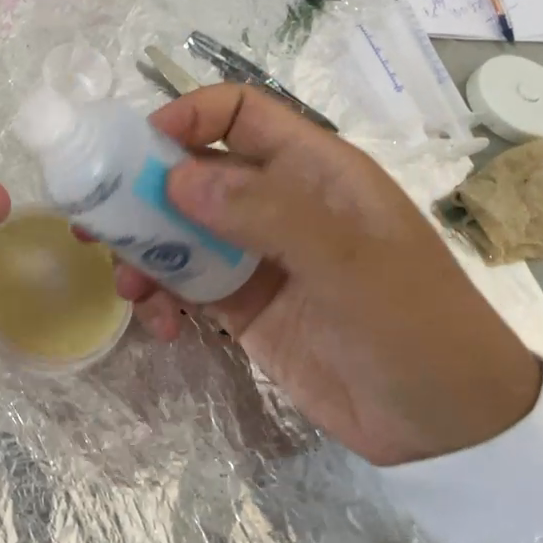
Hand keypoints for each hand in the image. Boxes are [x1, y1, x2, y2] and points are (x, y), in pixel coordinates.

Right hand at [122, 84, 541, 465]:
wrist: (448, 428)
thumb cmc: (414, 325)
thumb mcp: (348, 265)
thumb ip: (266, 214)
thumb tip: (175, 179)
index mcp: (313, 170)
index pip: (239, 114)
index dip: (188, 117)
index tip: (137, 149)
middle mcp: (278, 203)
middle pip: (193, 173)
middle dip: (141, 192)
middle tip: (94, 220)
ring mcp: (256, 256)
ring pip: (179, 231)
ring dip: (143, 251)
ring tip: (126, 287)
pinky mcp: (242, 306)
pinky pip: (185, 285)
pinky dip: (162, 299)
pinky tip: (161, 326)